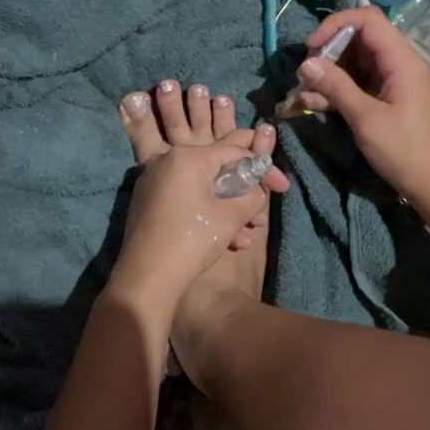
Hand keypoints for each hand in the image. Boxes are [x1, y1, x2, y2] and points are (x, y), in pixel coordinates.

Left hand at [111, 141, 289, 310]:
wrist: (147, 277)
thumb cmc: (193, 239)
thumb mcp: (232, 216)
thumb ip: (252, 195)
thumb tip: (258, 190)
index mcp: (186, 156)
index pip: (235, 152)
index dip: (263, 170)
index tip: (282, 188)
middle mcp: (166, 162)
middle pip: (216, 171)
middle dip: (244, 195)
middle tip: (261, 215)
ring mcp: (154, 184)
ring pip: (201, 190)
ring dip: (228, 210)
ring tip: (248, 233)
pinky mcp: (148, 205)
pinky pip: (185, 202)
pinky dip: (206, 215)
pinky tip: (227, 242)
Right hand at [291, 6, 429, 208]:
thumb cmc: (405, 151)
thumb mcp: (366, 119)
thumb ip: (336, 87)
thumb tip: (306, 63)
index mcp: (402, 60)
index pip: (368, 19)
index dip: (336, 25)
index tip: (310, 47)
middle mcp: (400, 64)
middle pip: (360, 39)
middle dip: (329, 51)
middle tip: (304, 73)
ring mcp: (394, 82)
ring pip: (357, 63)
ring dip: (329, 73)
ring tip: (302, 90)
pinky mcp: (388, 100)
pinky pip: (359, 84)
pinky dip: (337, 90)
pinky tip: (312, 102)